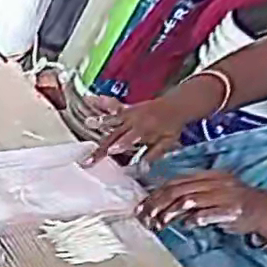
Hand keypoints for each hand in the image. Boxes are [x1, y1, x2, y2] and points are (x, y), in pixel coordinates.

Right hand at [87, 76, 226, 165]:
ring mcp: (129, 114)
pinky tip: (90, 98)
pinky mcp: (126, 109)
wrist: (179, 103)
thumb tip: (140, 168)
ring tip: (87, 122)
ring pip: (111, 120)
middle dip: (102, 146)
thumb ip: (153, 154)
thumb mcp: (168, 141)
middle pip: (115, 135)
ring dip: (98, 122)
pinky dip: (101, 102)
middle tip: (89, 159)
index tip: (110, 151)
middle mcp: (135, 121)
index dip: (120, 144)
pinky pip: (112, 106)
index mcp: (146, 129)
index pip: (130, 139)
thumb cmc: (172, 125)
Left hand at [137, 169, 266, 237]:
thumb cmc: (231, 206)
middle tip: (145, 220)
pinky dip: (191, 220)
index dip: (153, 196)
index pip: (174, 182)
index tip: (139, 210)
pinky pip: (205, 214)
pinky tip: (186, 225)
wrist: (266, 211)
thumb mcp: (207, 197)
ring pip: (187, 201)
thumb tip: (154, 208)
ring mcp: (225, 194)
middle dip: (156, 206)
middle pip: (177, 191)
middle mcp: (216, 182)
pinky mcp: (232, 209)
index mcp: (208, 177)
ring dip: (168, 214)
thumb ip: (184, 199)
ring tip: (159, 225)